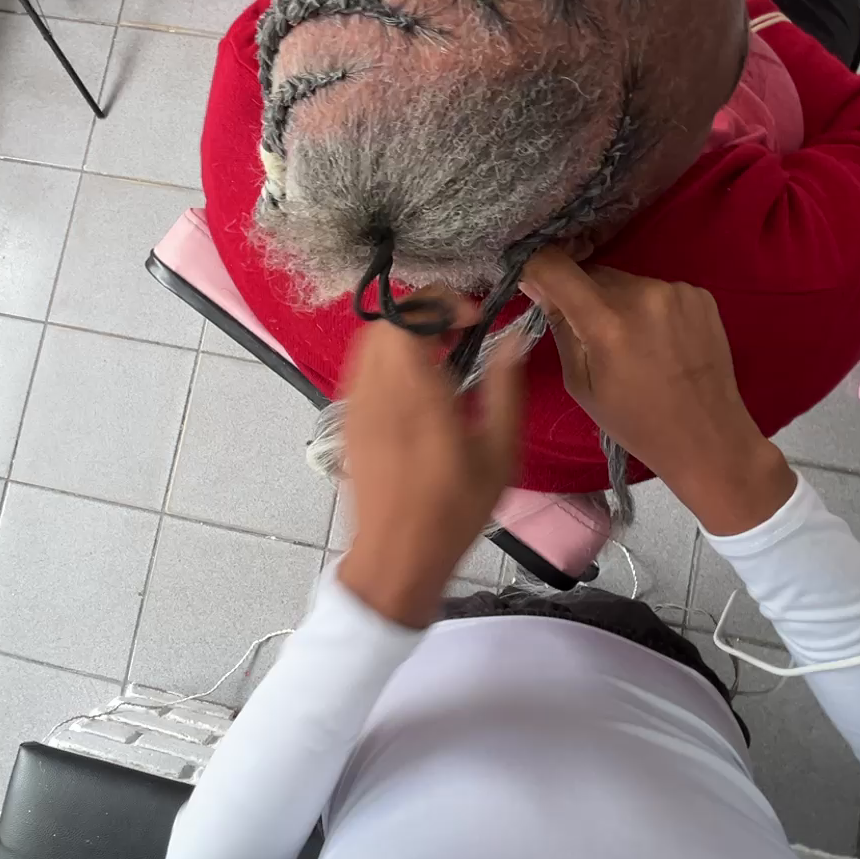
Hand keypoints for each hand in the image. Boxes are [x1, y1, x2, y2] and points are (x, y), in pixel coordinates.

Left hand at [337, 295, 524, 626]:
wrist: (395, 556)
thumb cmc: (453, 511)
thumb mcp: (498, 453)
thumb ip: (504, 387)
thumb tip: (513, 338)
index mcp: (416, 392)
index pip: (411, 314)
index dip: (442, 301)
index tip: (472, 320)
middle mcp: (376, 389)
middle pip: (386, 319)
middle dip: (424, 314)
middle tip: (458, 334)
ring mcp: (354, 404)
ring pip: (368, 340)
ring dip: (403, 334)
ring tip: (439, 357)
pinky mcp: (346, 420)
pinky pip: (361, 368)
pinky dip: (386, 358)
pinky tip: (414, 386)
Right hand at [520, 249, 794, 535]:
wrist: (707, 436)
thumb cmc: (634, 420)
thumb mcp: (580, 383)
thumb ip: (559, 327)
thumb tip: (535, 284)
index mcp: (607, 322)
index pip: (555, 265)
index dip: (537, 268)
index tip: (533, 283)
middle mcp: (643, 293)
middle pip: (591, 273)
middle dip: (580, 295)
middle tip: (589, 335)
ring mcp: (677, 290)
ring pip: (623, 281)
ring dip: (615, 302)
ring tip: (630, 343)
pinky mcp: (700, 293)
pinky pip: (654, 289)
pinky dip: (646, 307)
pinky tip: (658, 341)